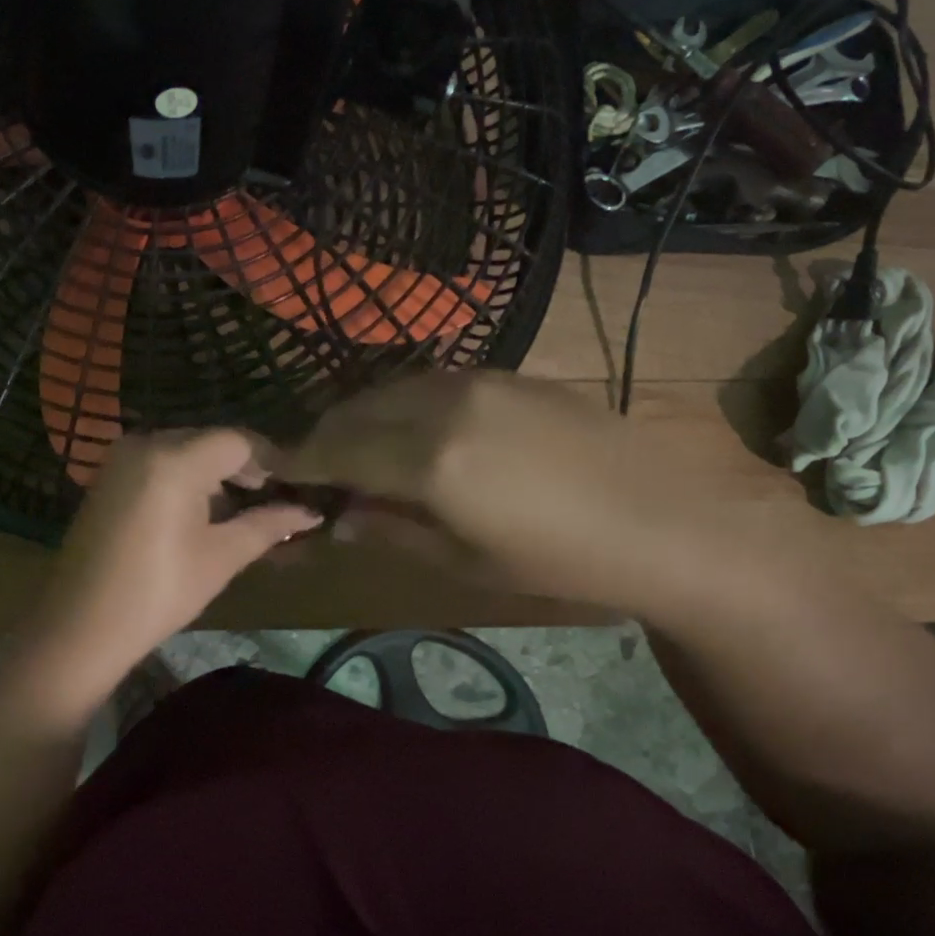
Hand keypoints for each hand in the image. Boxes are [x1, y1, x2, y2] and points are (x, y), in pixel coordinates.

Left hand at [17, 430, 321, 701]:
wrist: (80, 626)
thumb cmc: (158, 593)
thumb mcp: (221, 557)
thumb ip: (267, 525)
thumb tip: (310, 513)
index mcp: (175, 459)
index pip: (238, 441)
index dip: (270, 461)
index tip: (294, 487)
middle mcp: (145, 444)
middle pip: (209, 441)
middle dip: (242, 467)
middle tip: (272, 502)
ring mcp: (120, 460)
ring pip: (182, 451)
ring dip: (213, 474)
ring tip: (239, 512)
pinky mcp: (106, 478)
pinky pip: (157, 464)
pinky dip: (183, 480)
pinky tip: (199, 513)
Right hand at [279, 372, 724, 613]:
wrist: (662, 519)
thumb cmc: (558, 560)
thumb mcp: (463, 561)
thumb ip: (391, 529)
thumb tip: (341, 513)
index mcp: (428, 461)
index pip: (335, 448)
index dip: (298, 459)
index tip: (272, 470)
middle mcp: (443, 406)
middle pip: (356, 410)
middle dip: (324, 435)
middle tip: (313, 468)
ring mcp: (478, 381)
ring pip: (391, 389)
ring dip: (361, 416)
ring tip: (357, 451)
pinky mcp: (506, 374)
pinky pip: (430, 382)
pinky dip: (402, 404)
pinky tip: (411, 432)